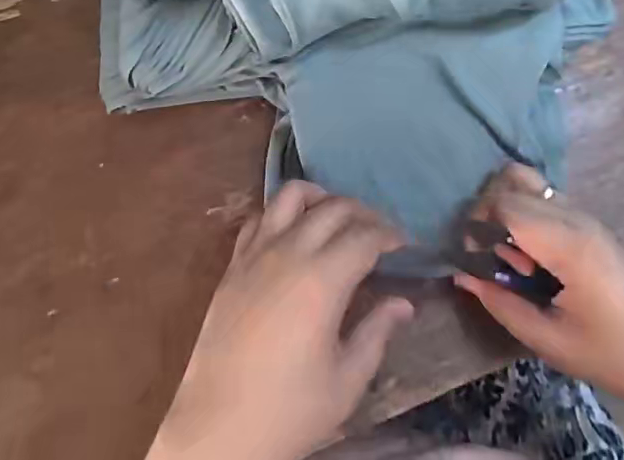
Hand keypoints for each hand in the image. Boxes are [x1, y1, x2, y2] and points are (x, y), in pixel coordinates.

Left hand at [147, 181, 415, 459]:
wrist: (219, 428)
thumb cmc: (289, 410)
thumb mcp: (346, 381)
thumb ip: (376, 332)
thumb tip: (404, 303)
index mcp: (323, 280)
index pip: (365, 236)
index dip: (389, 234)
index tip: (404, 245)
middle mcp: (290, 252)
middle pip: (334, 207)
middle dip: (364, 213)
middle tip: (379, 232)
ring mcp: (257, 252)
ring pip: (291, 195)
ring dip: (321, 198)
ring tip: (336, 218)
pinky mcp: (234, 262)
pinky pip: (260, 216)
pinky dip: (282, 212)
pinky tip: (293, 231)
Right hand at [453, 165, 623, 459]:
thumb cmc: (614, 355)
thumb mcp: (550, 340)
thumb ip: (501, 304)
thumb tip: (461, 274)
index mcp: (566, 242)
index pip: (504, 202)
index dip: (478, 223)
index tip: (473, 257)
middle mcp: (575, 216)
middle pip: (513, 181)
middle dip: (488, 210)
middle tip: (490, 254)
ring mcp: (586, 216)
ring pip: (529, 183)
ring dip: (509, 209)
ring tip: (514, 257)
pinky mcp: (592, 225)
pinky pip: (545, 200)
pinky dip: (526, 215)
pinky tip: (533, 258)